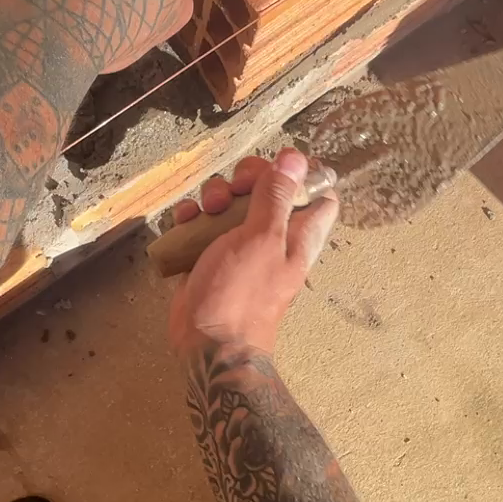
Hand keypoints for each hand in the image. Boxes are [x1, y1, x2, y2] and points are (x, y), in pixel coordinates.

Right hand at [168, 148, 338, 356]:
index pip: (318, 195)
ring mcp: (238, 247)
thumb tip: (297, 158)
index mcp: (299, 235)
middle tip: (236, 189)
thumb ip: (277, 197)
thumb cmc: (242, 293)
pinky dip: (193, 217)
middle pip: (267, 190)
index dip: (302, 174)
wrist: (209, 343)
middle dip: (247, 179)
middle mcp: (272, 238)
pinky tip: (184, 220)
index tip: (279, 168)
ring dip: (214, 196)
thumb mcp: (263, 238)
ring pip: (230, 203)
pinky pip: (202, 225)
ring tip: (204, 210)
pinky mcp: (209, 257)